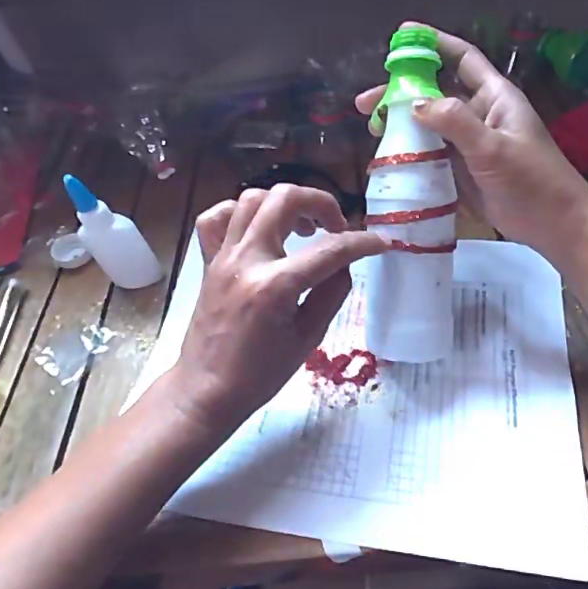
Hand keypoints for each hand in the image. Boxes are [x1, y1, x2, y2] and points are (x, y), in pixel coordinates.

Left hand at [164, 185, 386, 426]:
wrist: (206, 390)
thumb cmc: (259, 375)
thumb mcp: (308, 339)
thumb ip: (330, 293)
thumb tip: (344, 263)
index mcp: (274, 286)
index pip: (329, 249)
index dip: (363, 242)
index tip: (381, 243)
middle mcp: (246, 261)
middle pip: (284, 199)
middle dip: (321, 203)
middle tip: (335, 228)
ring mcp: (222, 257)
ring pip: (251, 199)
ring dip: (283, 203)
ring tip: (300, 227)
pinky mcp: (208, 262)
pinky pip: (216, 219)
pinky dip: (239, 213)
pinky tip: (257, 229)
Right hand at [357, 22, 587, 260]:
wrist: (552, 224)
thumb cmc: (533, 180)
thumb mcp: (493, 148)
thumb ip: (455, 123)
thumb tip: (415, 103)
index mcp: (494, 98)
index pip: (462, 59)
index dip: (435, 44)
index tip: (404, 35)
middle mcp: (478, 114)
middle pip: (434, 93)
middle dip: (401, 92)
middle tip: (365, 102)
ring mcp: (466, 143)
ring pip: (426, 125)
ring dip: (399, 124)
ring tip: (372, 129)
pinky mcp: (459, 169)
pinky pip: (428, 153)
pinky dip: (407, 151)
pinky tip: (386, 156)